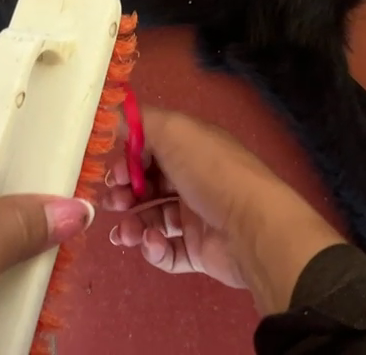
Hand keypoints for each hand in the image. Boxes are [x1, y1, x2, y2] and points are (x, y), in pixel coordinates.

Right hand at [101, 106, 344, 313]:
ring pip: (154, 218)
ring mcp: (197, 215)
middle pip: (149, 184)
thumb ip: (140, 121)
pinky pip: (168, 250)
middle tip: (113, 202)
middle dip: (125, 193)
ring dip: (133, 223)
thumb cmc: (209, 170)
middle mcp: (193, 177)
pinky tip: (153, 243)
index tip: (115, 171)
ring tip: (127, 233)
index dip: (129, 158)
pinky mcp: (200, 250)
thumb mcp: (172, 130)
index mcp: (190, 146)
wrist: (252, 227)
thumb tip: (115, 115)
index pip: (151, 148)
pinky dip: (155, 248)